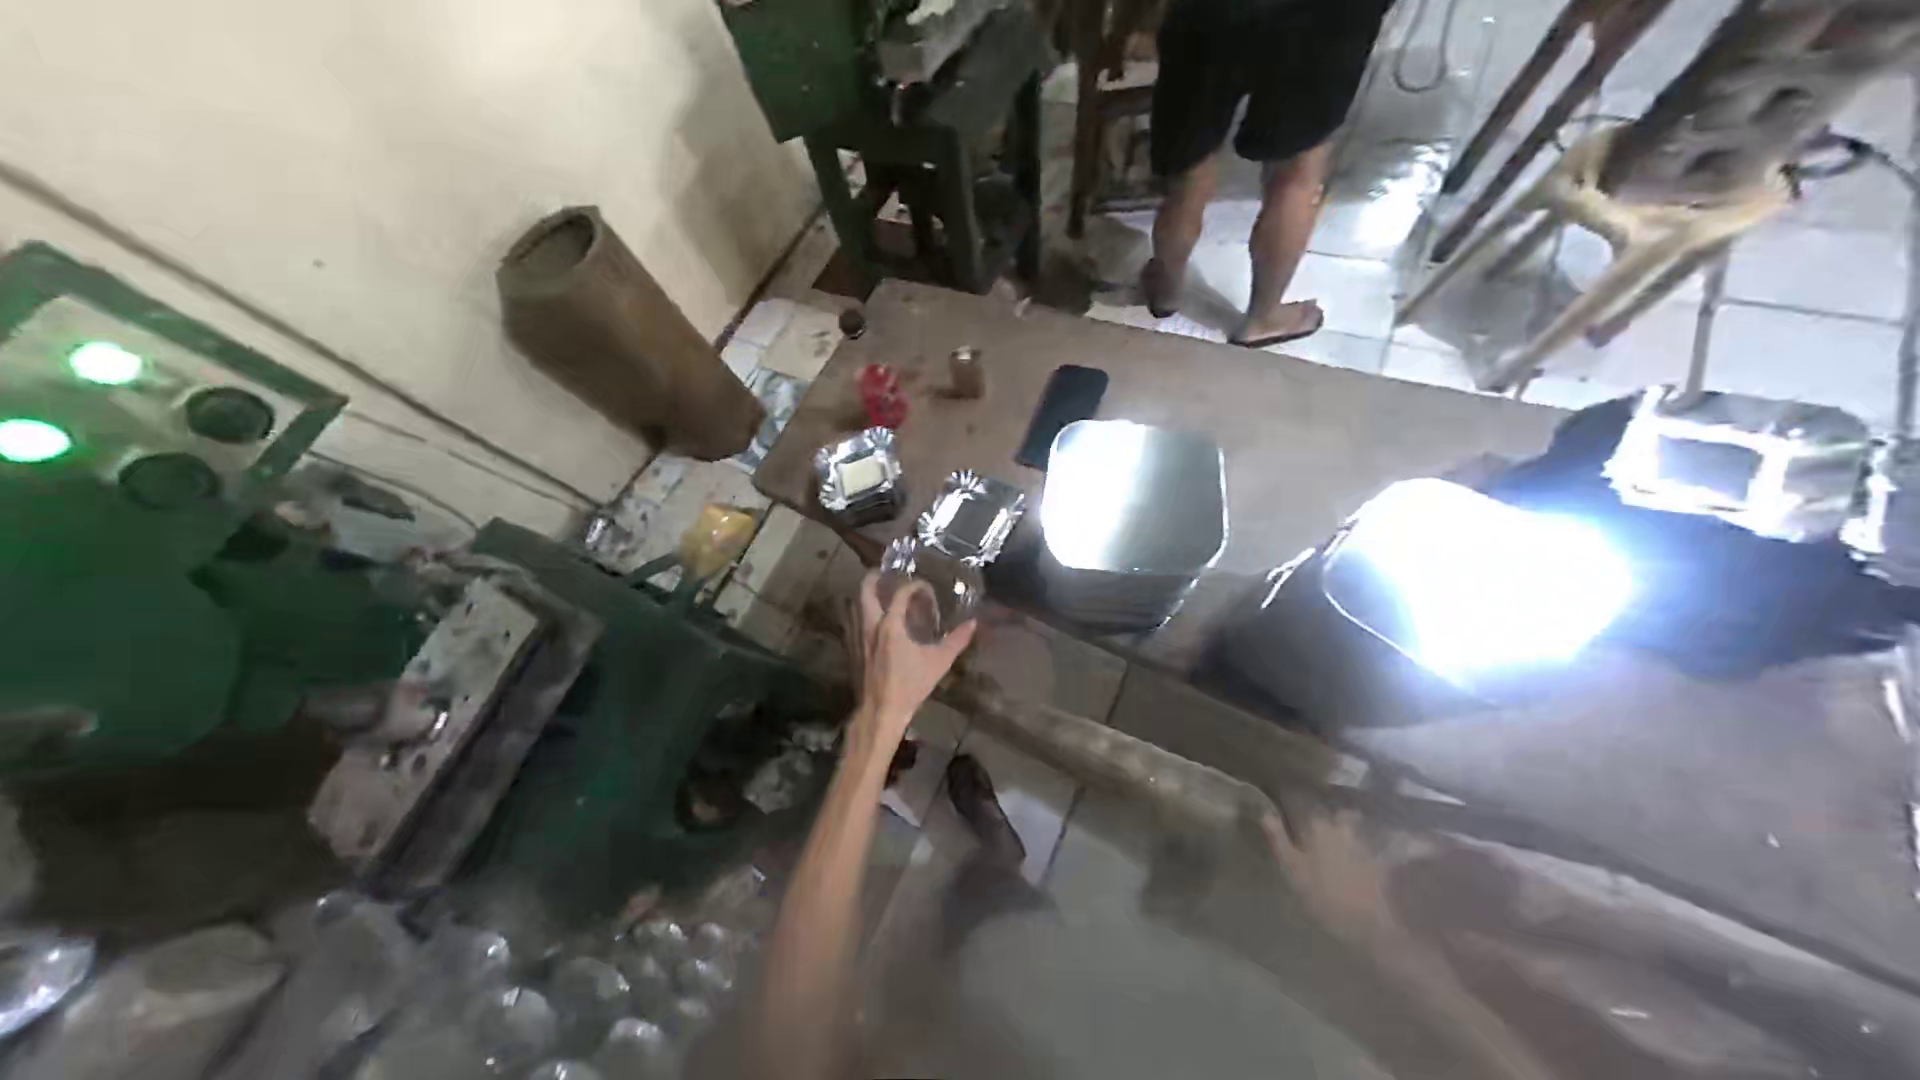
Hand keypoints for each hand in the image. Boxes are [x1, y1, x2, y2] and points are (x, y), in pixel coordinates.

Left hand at [852, 571, 975, 752]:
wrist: (880, 711)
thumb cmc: (910, 685)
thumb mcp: (938, 663)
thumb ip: (956, 641)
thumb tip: (973, 623)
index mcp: (890, 625)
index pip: (900, 594)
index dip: (913, 586)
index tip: (924, 587)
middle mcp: (870, 626)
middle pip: (865, 592)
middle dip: (873, 578)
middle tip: (883, 573)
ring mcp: (858, 638)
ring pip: (855, 606)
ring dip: (865, 596)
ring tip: (878, 593)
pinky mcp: (853, 650)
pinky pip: (853, 622)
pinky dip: (861, 614)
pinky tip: (872, 621)